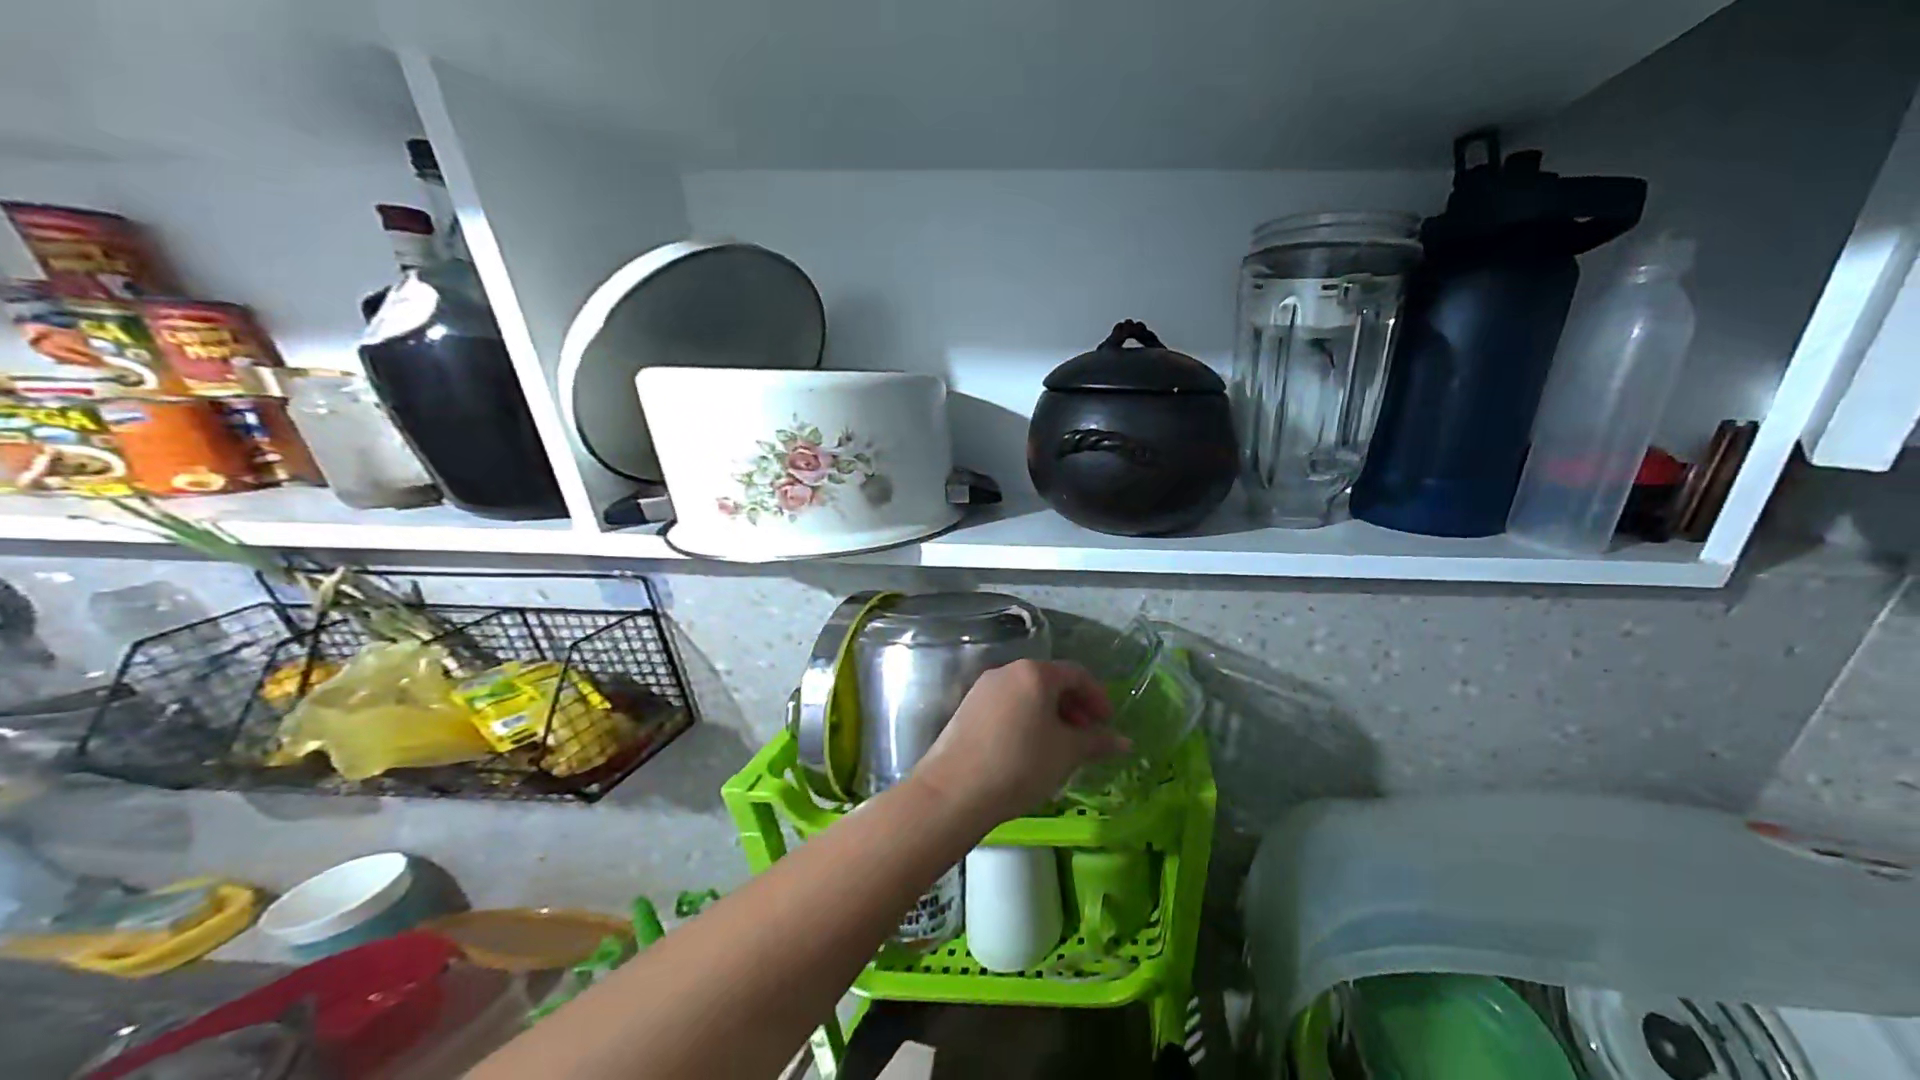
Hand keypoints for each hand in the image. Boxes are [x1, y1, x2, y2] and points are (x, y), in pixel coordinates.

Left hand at [910, 659, 1128, 829]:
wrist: (955, 790)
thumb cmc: (1021, 764)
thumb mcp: (1067, 753)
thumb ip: (1097, 742)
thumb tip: (1123, 742)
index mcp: (1034, 673)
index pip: (1076, 674)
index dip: (1097, 697)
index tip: (1108, 723)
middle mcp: (1006, 672)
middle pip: (1049, 681)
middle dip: (1074, 707)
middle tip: (1087, 737)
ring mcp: (983, 689)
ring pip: (1026, 694)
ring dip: (1049, 715)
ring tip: (1060, 747)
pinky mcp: (966, 708)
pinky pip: (1006, 706)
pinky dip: (1025, 720)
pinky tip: (1029, 750)